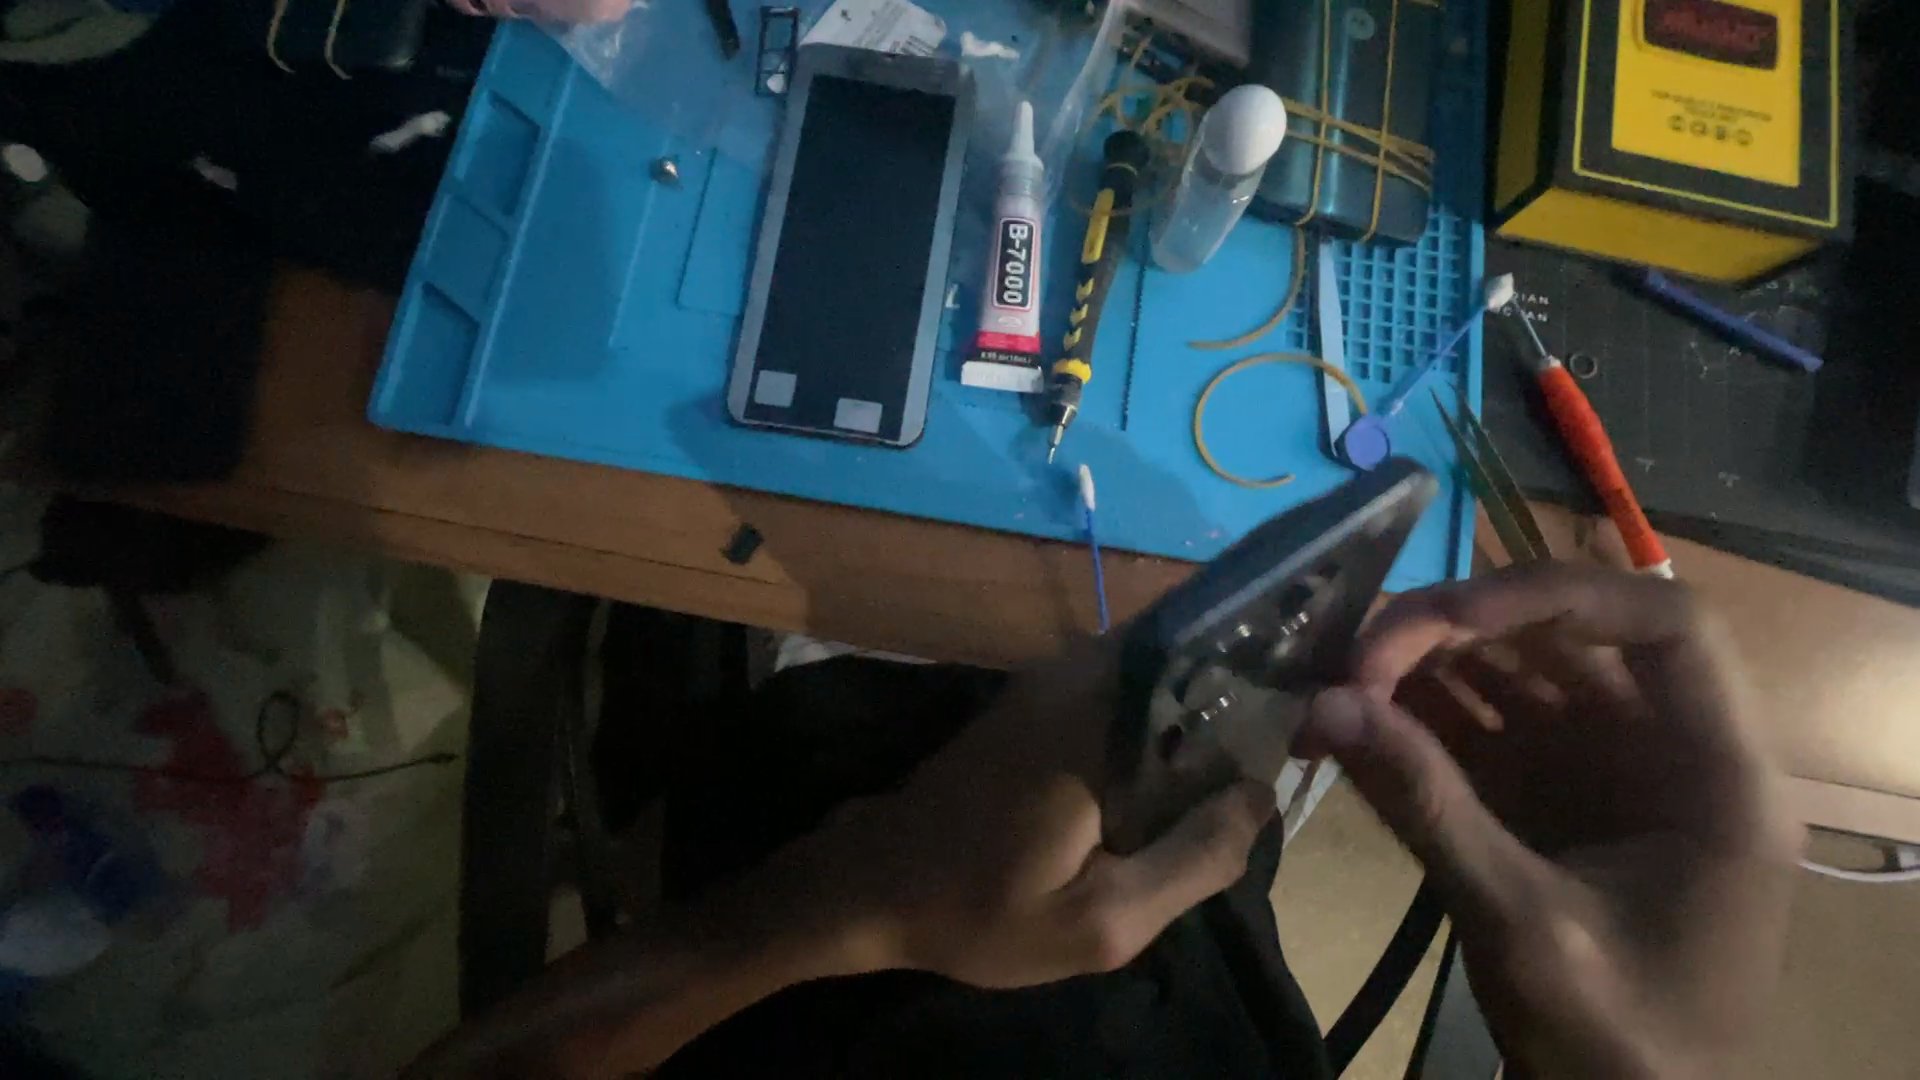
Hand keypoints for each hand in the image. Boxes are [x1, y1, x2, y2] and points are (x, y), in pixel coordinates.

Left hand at [776, 638, 1275, 989]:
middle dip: (1228, 683)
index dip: (1254, 673)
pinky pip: (1108, 689)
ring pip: (1142, 672)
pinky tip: (1170, 757)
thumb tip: (1260, 797)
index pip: (1196, 662)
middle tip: (1280, 731)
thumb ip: (1191, 858)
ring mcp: (1042, 688)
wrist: (878, 882)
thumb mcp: (1099, 920)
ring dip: (1189, 698)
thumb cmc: (984, 907)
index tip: (1302, 699)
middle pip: (1173, 658)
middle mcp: (1071, 684)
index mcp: (1096, 723)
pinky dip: (1148, 711)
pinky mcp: (1026, 706)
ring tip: (1239, 746)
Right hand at [1295, 563, 1798, 1079]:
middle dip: (1437, 632)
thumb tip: (1322, 706)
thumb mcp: (1520, 924)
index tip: (1444, 618)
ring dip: (1399, 665)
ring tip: (1322, 691)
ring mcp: (1572, 756)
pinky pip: (1450, 713)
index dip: (1551, 595)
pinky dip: (1388, 710)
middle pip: (1543, 632)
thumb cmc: (1616, 1038)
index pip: (1659, 625)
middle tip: (1345, 666)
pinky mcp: (1516, 778)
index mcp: (1704, 771)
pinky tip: (1331, 725)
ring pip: (1485, 662)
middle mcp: (1640, 742)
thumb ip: (1424, 806)